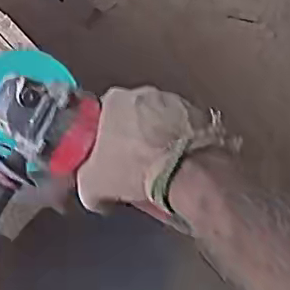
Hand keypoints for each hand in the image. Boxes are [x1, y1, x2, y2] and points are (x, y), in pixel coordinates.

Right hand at [77, 86, 233, 217]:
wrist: (186, 174)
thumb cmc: (138, 167)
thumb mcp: (92, 185)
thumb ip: (87, 183)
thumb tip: (94, 194)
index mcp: (114, 101)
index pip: (102, 115)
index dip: (104, 139)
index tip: (107, 158)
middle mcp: (145, 94)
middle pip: (133, 117)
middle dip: (133, 139)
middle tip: (133, 167)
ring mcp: (176, 103)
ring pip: (161, 123)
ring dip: (159, 142)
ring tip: (159, 172)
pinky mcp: (202, 116)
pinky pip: (186, 132)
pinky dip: (183, 147)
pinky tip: (179, 170)